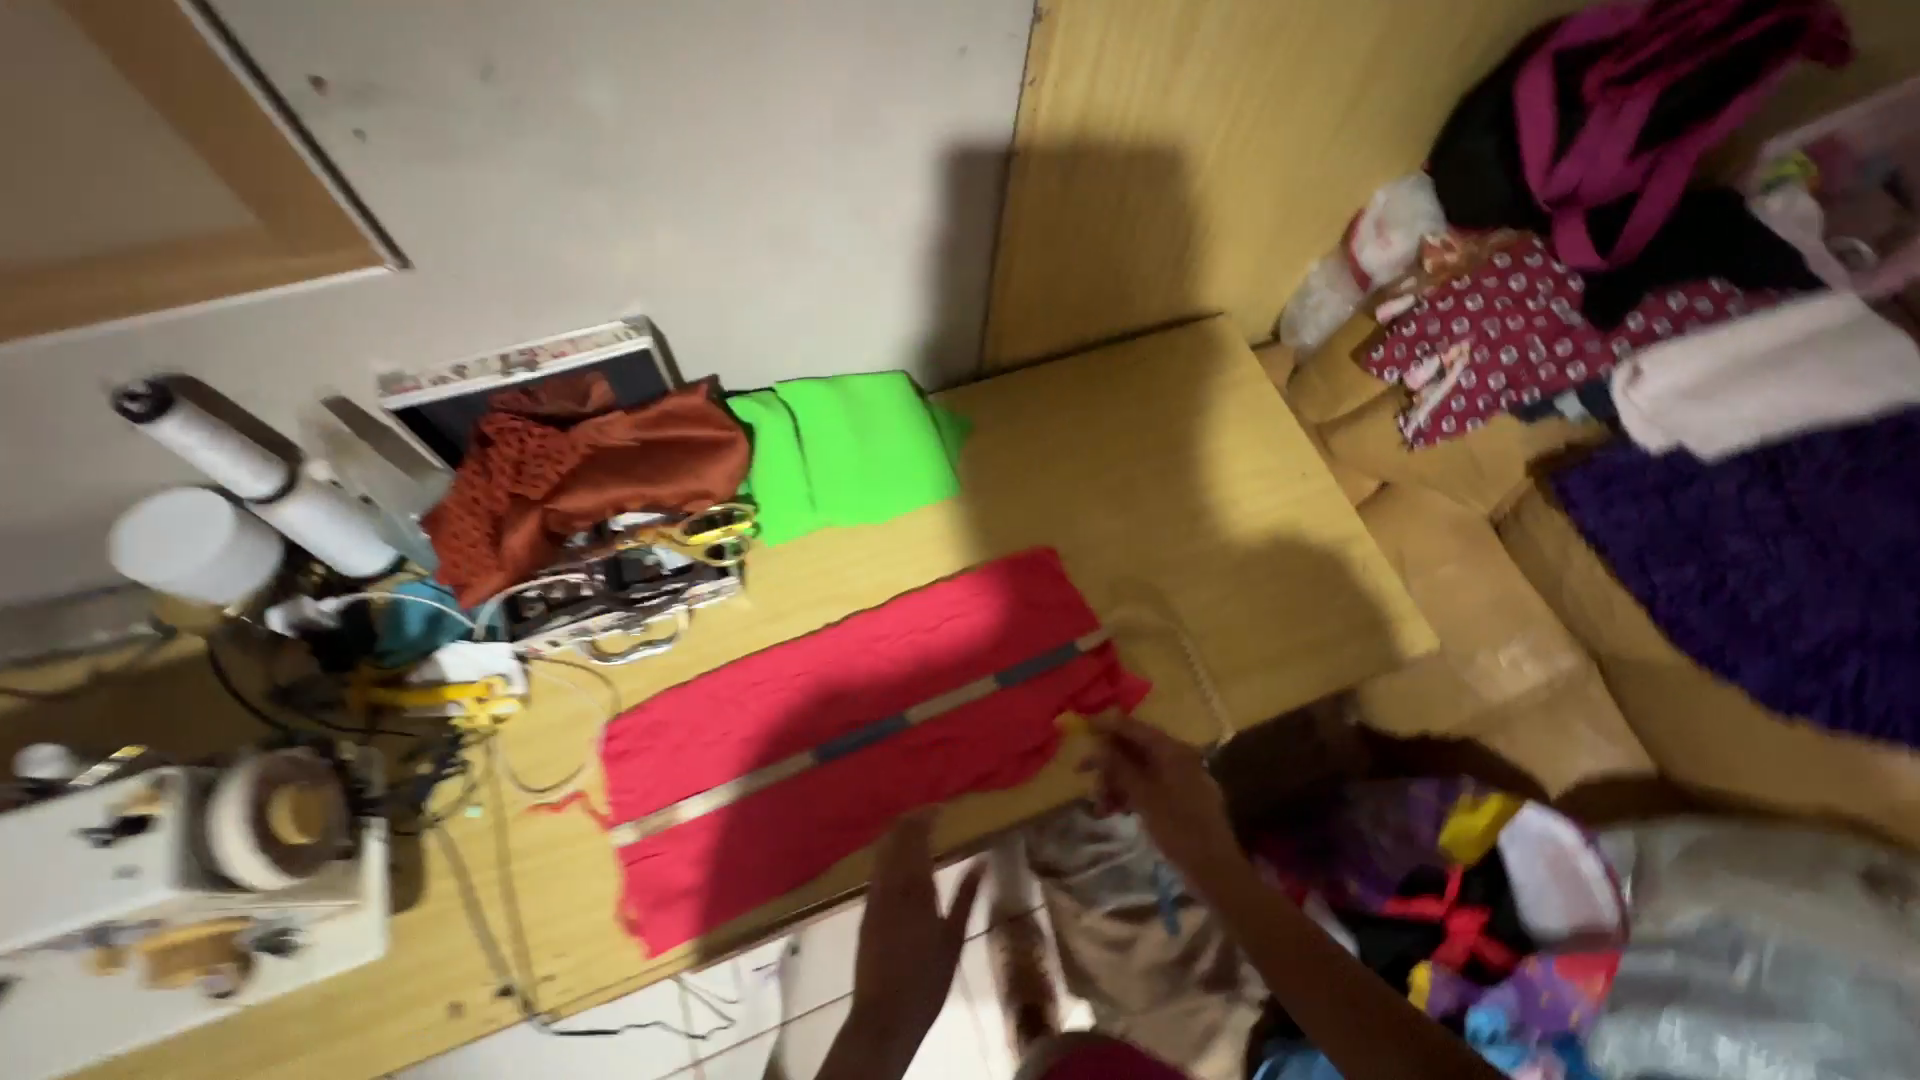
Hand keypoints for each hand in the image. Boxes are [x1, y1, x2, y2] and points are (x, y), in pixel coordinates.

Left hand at [845, 809, 984, 1059]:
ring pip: (881, 853)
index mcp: (916, 889)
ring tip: (915, 829)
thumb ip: (966, 896)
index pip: (916, 838)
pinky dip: (887, 855)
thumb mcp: (954, 939)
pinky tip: (898, 859)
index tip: (940, 808)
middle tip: (929, 813)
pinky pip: (876, 870)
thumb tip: (981, 861)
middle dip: (909, 821)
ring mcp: (874, 898)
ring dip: (896, 835)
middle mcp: (890, 886)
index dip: (925, 818)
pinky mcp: (866, 912)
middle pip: (894, 839)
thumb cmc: (927, 981)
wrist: (884, 1015)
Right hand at [1087, 712, 1247, 892]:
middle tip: (1081, 773)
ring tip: (1099, 806)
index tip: (1081, 728)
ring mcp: (1178, 779)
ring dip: (1115, 783)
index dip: (1107, 725)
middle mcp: (1177, 759)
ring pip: (1137, 771)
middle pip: (1134, 749)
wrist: (1215, 870)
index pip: (1134, 728)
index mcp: (1173, 751)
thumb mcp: (1144, 797)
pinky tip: (1113, 812)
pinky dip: (1129, 796)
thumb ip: (1120, 768)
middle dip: (1107, 762)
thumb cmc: (1179, 830)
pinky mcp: (1177, 799)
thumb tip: (1098, 745)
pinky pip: (1147, 787)